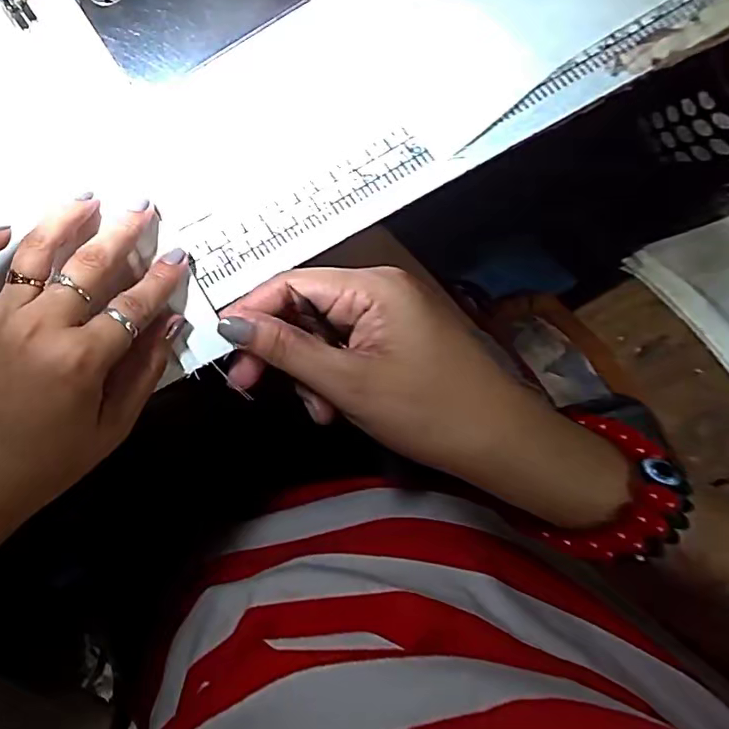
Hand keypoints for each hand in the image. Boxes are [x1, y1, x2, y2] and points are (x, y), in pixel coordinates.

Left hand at [0, 197, 188, 558]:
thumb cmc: (50, 463)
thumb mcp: (111, 428)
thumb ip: (144, 371)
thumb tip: (171, 323)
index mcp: (80, 360)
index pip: (131, 306)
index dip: (160, 280)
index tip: (179, 255)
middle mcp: (41, 328)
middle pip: (87, 266)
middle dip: (121, 233)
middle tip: (142, 206)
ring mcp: (2, 320)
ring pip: (34, 255)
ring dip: (62, 221)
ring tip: (87, 198)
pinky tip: (8, 229)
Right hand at [219, 266, 631, 527]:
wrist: (503, 446)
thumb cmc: (431, 411)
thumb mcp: (346, 382)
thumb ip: (285, 349)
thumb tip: (232, 326)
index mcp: (372, 285)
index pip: (291, 283)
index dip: (251, 312)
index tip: (224, 347)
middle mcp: (379, 287)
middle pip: (304, 306)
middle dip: (279, 348)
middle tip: (248, 384)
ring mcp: (389, 311)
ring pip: (321, 331)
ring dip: (306, 369)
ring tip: (317, 408)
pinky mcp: (395, 334)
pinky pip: (344, 344)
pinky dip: (330, 374)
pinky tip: (333, 405)